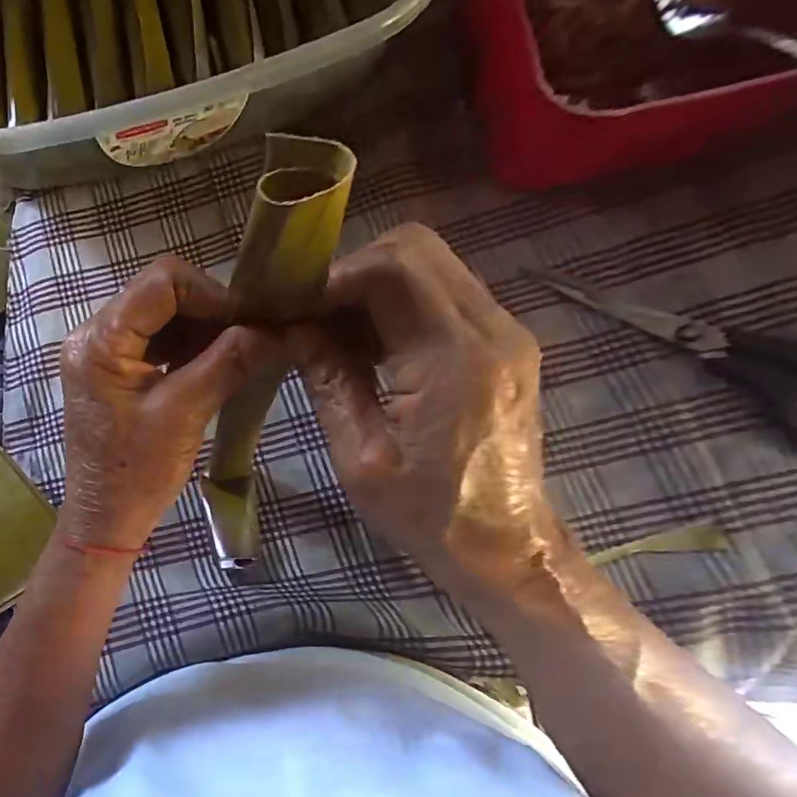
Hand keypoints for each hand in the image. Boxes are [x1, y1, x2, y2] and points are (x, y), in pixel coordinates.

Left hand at [59, 258, 277, 551]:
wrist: (105, 518)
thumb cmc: (137, 473)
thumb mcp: (185, 413)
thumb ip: (228, 361)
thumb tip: (276, 328)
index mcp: (99, 342)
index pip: (161, 282)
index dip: (211, 294)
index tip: (247, 322)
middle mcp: (92, 336)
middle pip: (159, 294)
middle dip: (208, 312)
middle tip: (249, 337)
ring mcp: (99, 354)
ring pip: (160, 317)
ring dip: (200, 330)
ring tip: (235, 354)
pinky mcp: (111, 372)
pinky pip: (153, 342)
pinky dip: (185, 348)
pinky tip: (211, 366)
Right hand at [287, 225, 569, 595]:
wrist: (504, 545)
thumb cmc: (426, 513)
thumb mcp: (360, 458)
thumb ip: (330, 382)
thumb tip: (294, 330)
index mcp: (453, 359)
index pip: (392, 270)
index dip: (332, 278)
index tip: (291, 309)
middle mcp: (491, 329)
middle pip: (416, 251)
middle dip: (351, 272)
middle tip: (309, 316)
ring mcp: (505, 333)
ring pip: (432, 267)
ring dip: (373, 289)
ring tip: (330, 334)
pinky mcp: (503, 345)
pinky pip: (444, 297)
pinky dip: (397, 307)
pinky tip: (366, 348)